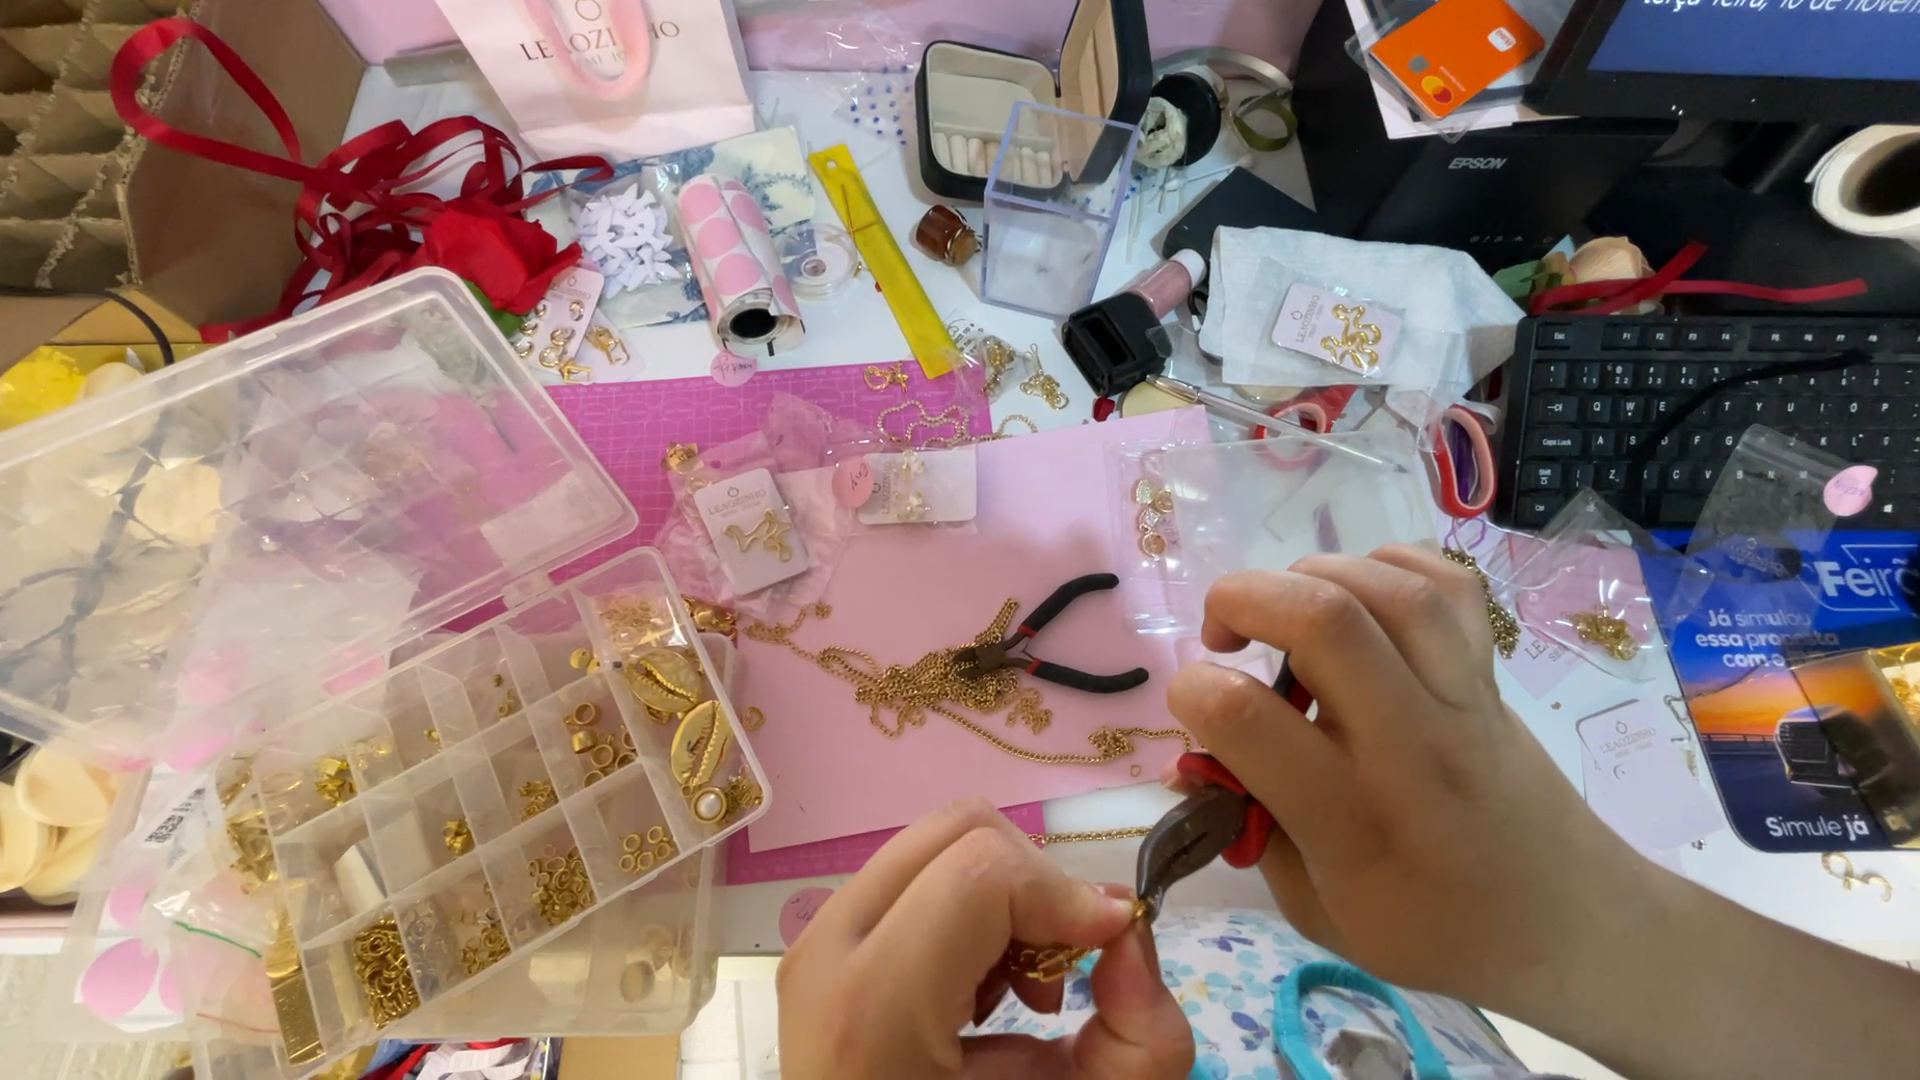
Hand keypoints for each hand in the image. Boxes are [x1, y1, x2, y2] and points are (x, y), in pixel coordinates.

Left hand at [777, 798, 1192, 1078]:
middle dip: (1034, 882)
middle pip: (960, 829)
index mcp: (871, 1010)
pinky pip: (912, 867)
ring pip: (937, 839)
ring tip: (1016, 984)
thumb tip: (1127, 930)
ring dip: (1004, 892)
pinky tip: (975, 983)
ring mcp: (815, 935)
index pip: (981, 873)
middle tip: (1059, 967)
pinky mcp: (820, 932)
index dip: (1063, 892)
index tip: (1107, 944)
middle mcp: (828, 950)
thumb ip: (1139, 1044)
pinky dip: (969, 901)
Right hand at [1166, 545, 1653, 1011]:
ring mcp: (1460, 698)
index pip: (1247, 717)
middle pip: (1323, 618)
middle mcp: (1407, 743)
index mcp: (1351, 817)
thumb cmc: (1428, 928)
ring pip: (1385, 588)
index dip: (1192, 691)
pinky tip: (1351, 597)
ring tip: (1282, 613)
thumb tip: (1193, 761)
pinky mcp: (1491, 674)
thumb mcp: (1312, 908)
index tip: (1193, 704)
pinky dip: (1382, 566)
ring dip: (1305, 576)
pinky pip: (1446, 583)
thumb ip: (1246, 825)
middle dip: (1241, 597)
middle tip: (1222, 634)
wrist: (1573, 929)